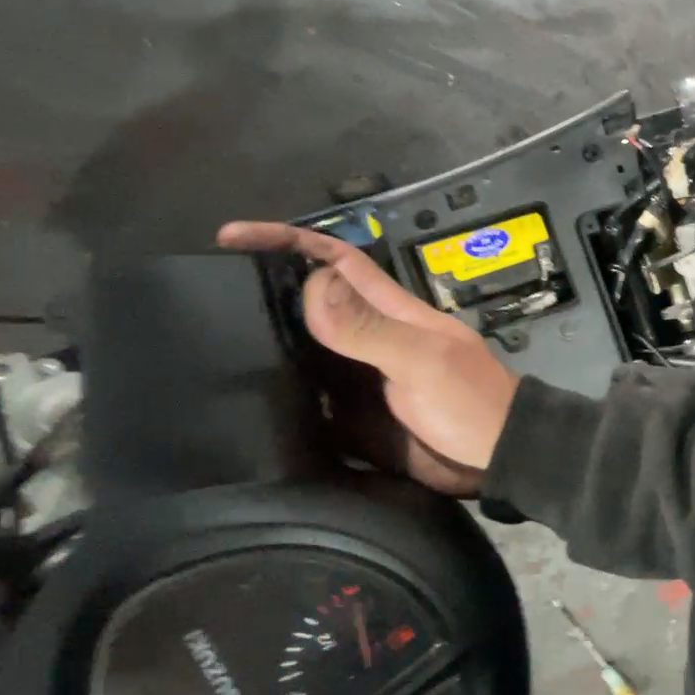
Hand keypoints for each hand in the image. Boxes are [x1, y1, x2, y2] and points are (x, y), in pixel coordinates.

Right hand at [217, 221, 520, 495]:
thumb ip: (372, 329)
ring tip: (196, 346)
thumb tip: (312, 282)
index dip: (292, 243)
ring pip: (304, 349)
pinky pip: (306, 397)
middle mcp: (374, 339)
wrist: (498, 459)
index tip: (230, 235)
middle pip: (314, 303)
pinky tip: (232, 402)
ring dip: (261, 344)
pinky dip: (274, 394)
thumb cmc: (471, 403)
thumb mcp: (425, 361)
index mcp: (396, 314)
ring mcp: (363, 378)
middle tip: (196, 296)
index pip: (341, 264)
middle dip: (264, 290)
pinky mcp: (355, 416)